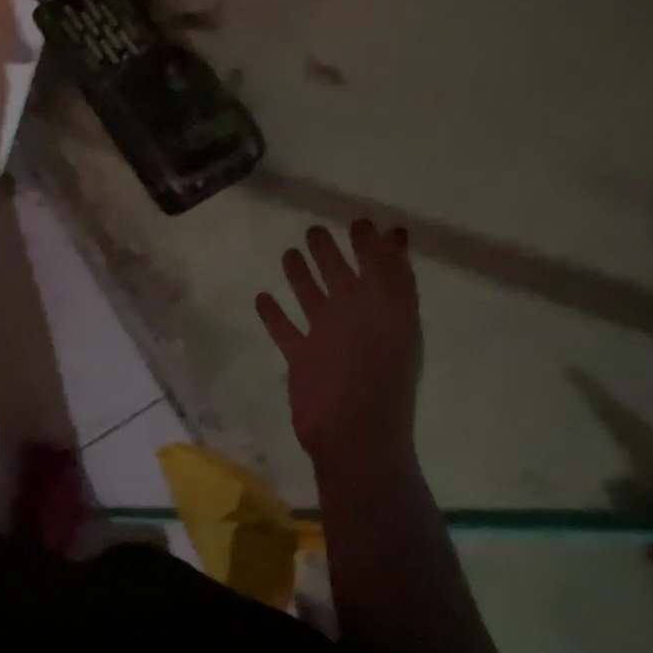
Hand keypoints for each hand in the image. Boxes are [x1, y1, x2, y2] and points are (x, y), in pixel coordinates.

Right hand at [256, 221, 421, 478]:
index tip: (358, 220)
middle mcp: (358, 321)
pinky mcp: (304, 361)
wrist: (352, 432)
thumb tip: (390, 234)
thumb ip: (389, 275)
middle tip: (315, 229)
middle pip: (343, 279)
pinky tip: (262, 296)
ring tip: (289, 253)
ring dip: (303, 278)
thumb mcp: (389, 314)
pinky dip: (276, 315)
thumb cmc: (373, 372)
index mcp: (384, 310)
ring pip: (314, 300)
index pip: (381, 269)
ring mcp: (329, 341)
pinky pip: (288, 331)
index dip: (374, 245)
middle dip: (332, 254)